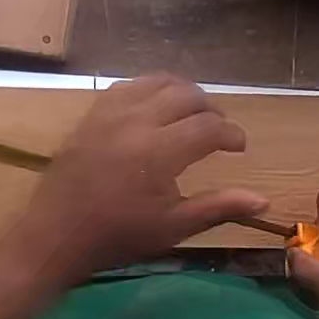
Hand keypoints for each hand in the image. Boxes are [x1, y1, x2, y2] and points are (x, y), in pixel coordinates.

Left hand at [12, 75, 267, 278]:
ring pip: (157, 82)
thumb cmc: (118, 237)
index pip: (209, 127)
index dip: (232, 134)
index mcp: (159, 152)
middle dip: (211, 109)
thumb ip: (220, 207)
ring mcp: (110, 114)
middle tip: (219, 131)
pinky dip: (150, 89)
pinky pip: (127, 86)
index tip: (239, 148)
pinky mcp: (91, 115)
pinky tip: (155, 108)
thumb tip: (264, 201)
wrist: (54, 236)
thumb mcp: (174, 227)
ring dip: (183, 93)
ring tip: (192, 113)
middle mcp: (136, 122)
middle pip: (187, 95)